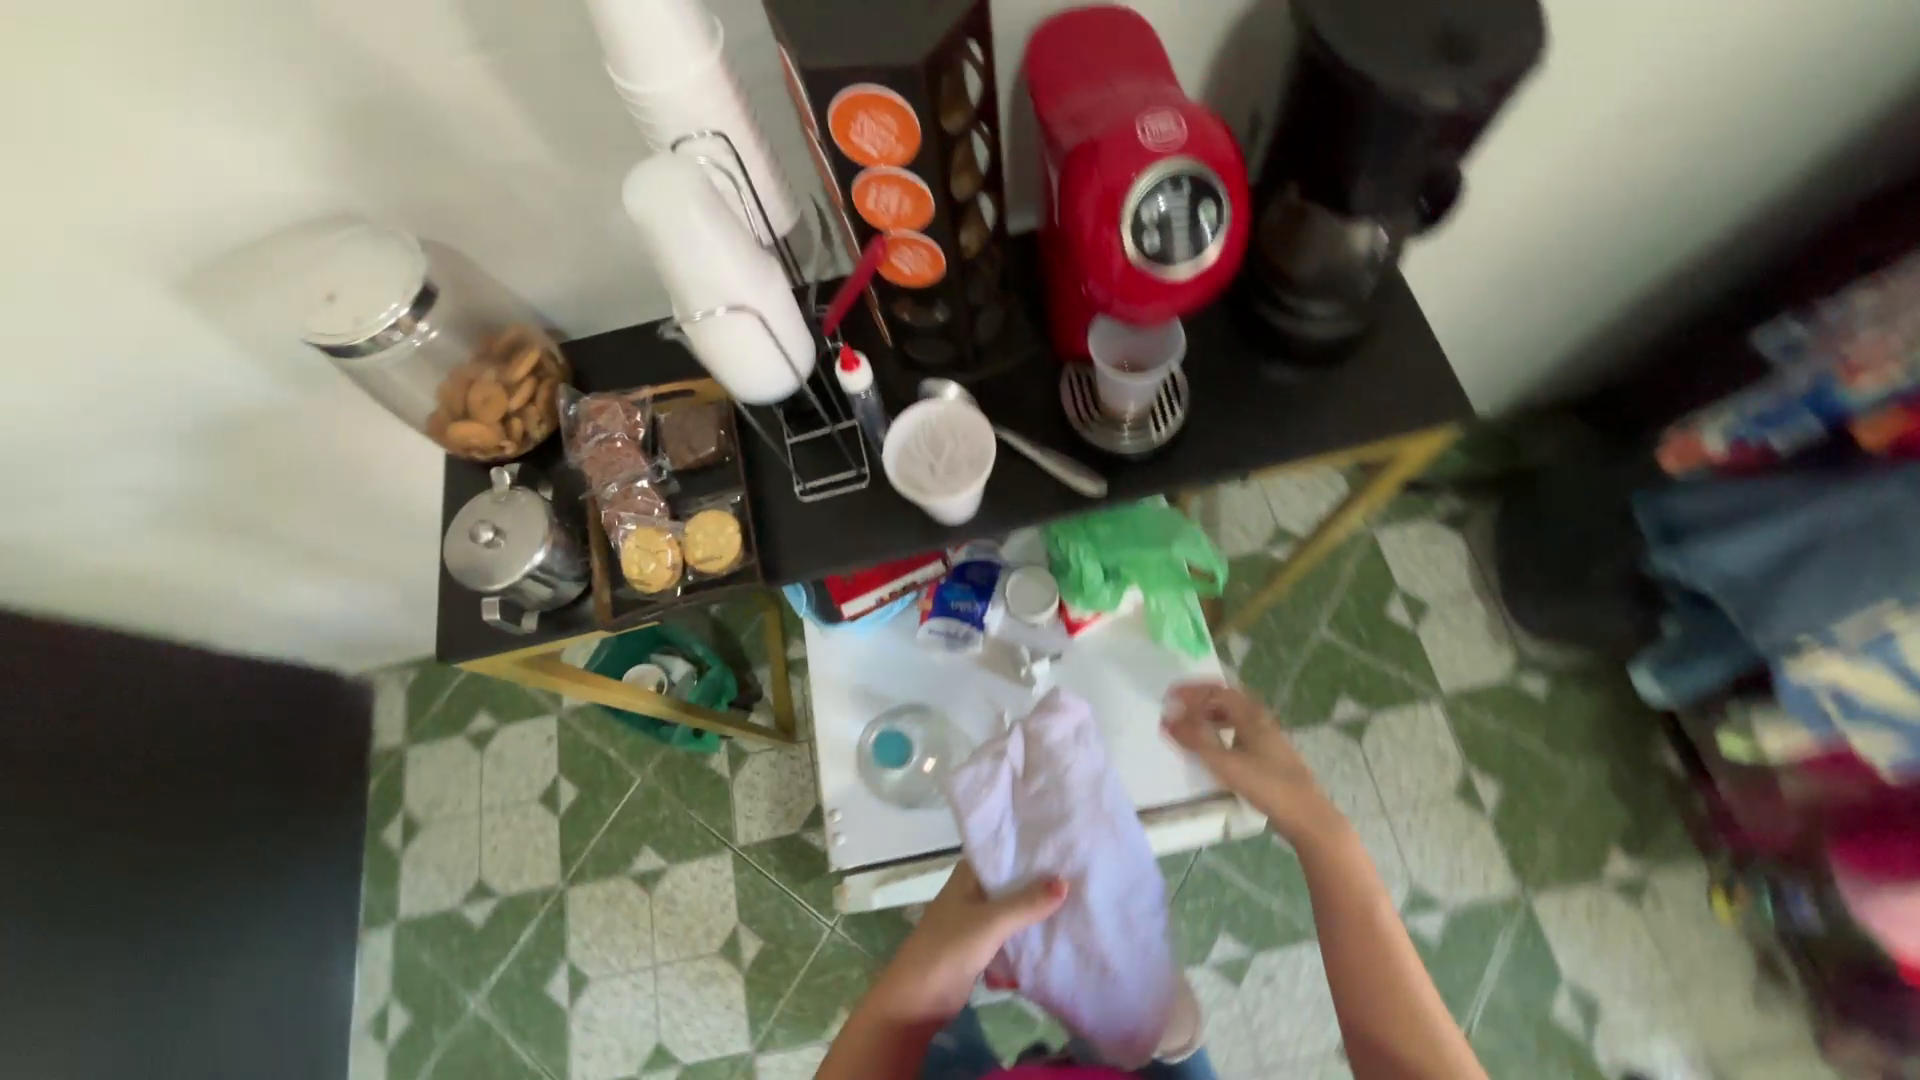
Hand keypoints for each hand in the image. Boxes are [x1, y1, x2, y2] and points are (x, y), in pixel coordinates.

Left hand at [874, 862, 1067, 1020]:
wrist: (918, 999)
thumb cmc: (949, 947)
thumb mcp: (991, 921)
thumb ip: (1027, 903)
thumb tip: (1065, 882)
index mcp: (967, 875)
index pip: (1000, 852)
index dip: (1027, 848)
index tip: (1060, 842)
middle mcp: (972, 891)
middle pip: (1009, 880)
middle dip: (1037, 878)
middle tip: (1078, 869)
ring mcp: (976, 919)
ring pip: (1011, 906)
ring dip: (1035, 906)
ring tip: (1076, 895)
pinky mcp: (981, 945)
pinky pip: (1010, 932)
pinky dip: (1028, 930)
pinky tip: (1056, 928)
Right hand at [1162, 680, 1348, 846]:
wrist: (1307, 816)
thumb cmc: (1266, 786)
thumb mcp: (1226, 763)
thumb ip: (1195, 740)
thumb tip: (1167, 719)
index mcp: (1251, 715)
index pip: (1216, 691)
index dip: (1190, 692)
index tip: (1168, 698)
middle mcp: (1260, 719)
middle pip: (1225, 699)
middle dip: (1198, 700)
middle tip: (1176, 709)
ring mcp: (1266, 736)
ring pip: (1233, 715)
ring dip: (1208, 715)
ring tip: (1188, 726)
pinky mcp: (1268, 753)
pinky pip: (1238, 730)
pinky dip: (1220, 730)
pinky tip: (1213, 747)